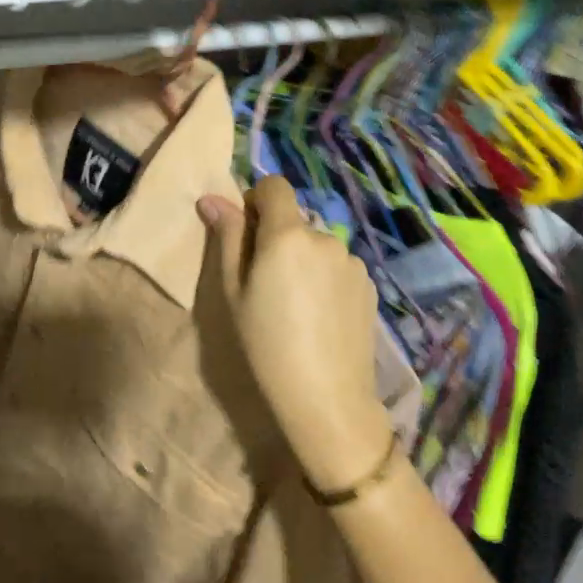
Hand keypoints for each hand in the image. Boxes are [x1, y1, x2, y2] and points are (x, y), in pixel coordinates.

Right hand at [199, 176, 395, 493]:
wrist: (326, 397)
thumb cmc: (266, 344)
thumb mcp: (233, 292)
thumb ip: (227, 239)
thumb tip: (212, 200)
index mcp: (288, 235)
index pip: (274, 185)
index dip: (256, 201)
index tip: (246, 235)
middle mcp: (325, 237)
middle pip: (295, 220)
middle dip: (278, 239)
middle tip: (264, 286)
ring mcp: (352, 262)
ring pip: (317, 246)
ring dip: (303, 261)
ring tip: (295, 309)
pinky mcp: (370, 285)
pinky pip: (337, 268)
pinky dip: (325, 280)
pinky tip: (320, 319)